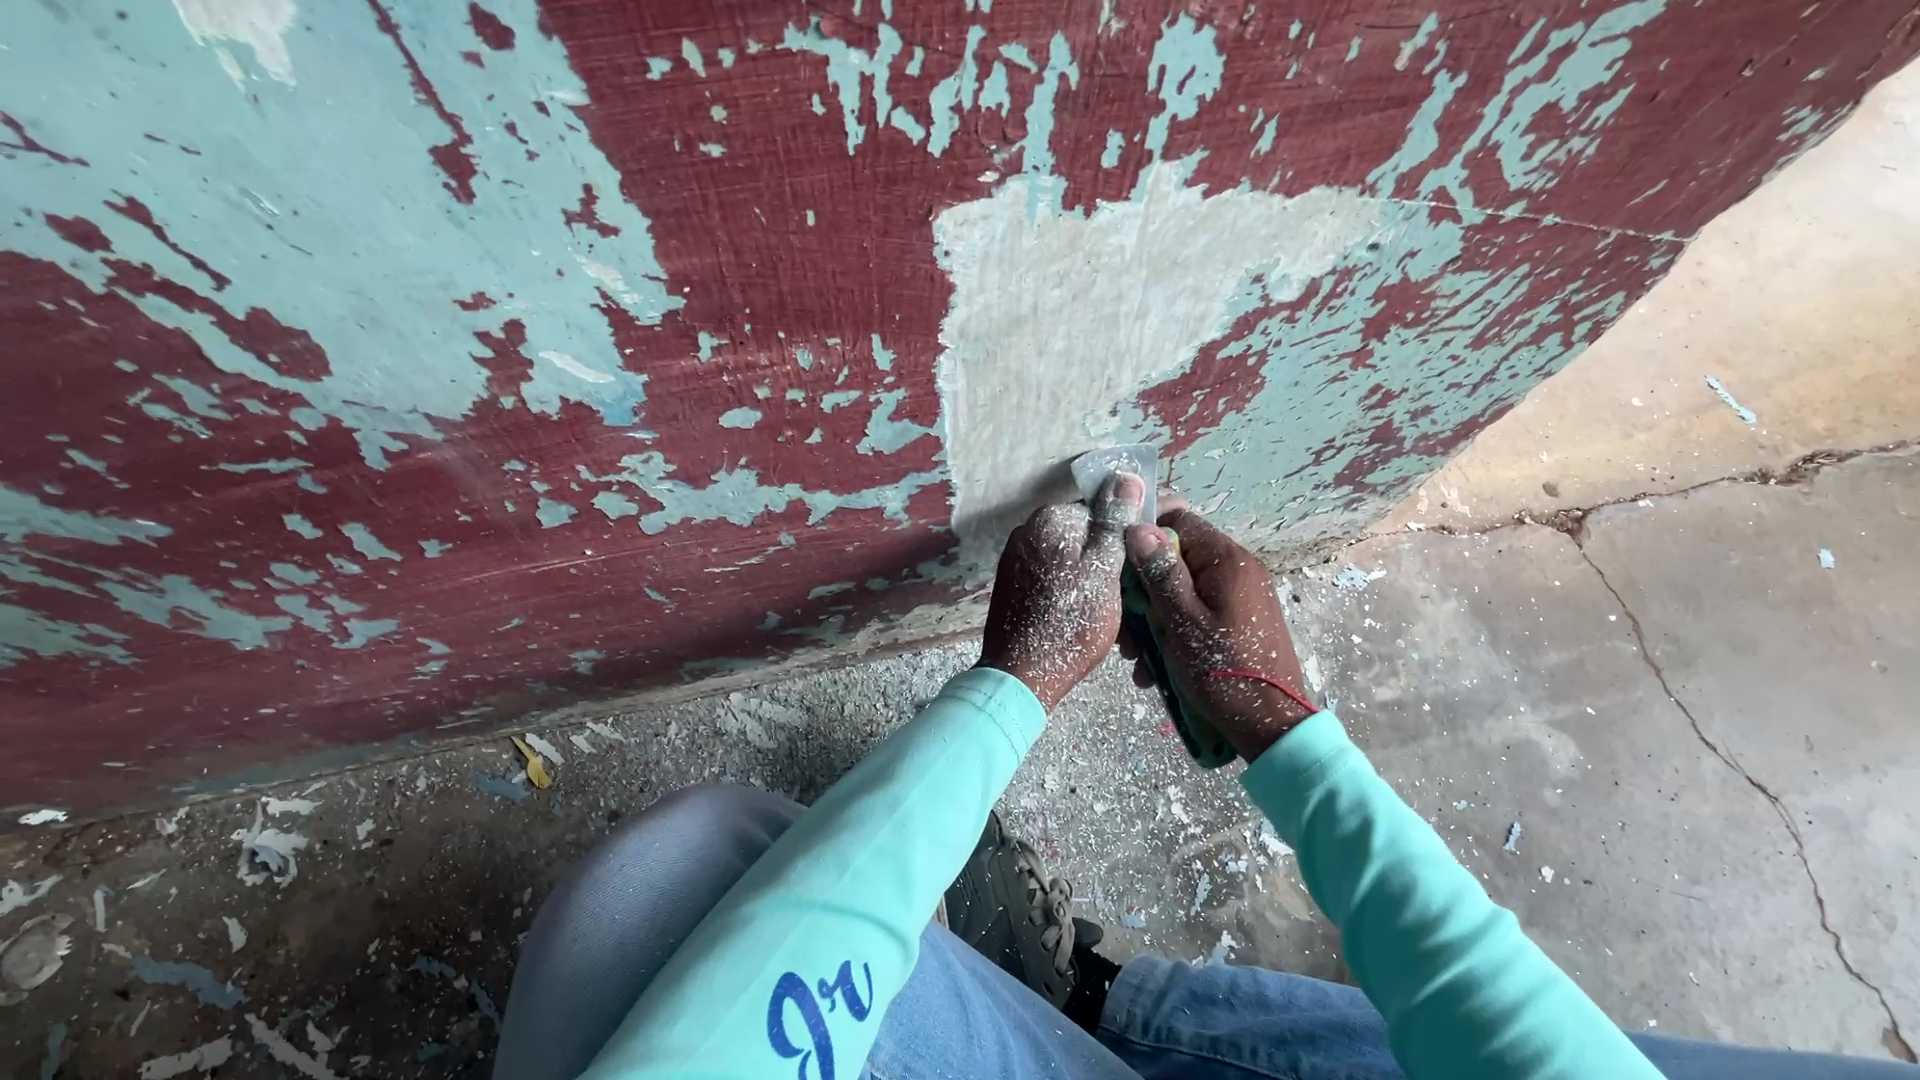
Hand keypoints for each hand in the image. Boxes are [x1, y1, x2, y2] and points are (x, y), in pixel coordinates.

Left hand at [978, 473, 1145, 709]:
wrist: (1022, 675)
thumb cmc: (1071, 623)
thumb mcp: (1105, 569)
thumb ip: (1114, 521)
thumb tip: (1126, 475)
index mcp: (1050, 519)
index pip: (1101, 509)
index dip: (1130, 531)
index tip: (1151, 553)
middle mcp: (1027, 531)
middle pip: (1084, 534)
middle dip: (1112, 557)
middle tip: (1138, 589)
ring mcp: (1016, 559)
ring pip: (1071, 559)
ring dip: (1095, 578)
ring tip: (1117, 610)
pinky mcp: (1014, 585)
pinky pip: (1054, 577)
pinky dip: (1074, 591)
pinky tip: (1088, 615)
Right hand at [1123, 508, 1314, 760]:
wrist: (1272, 727)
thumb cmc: (1224, 671)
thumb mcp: (1182, 621)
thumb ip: (1160, 573)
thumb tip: (1138, 527)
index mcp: (1227, 561)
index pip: (1179, 519)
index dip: (1144, 534)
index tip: (1117, 562)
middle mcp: (1236, 570)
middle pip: (1176, 559)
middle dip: (1143, 591)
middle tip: (1123, 628)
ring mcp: (1238, 597)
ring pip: (1181, 591)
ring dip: (1153, 619)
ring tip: (1136, 658)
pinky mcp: (1237, 622)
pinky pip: (1195, 614)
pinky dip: (1173, 635)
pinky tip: (1155, 668)